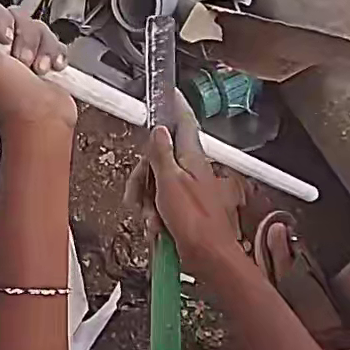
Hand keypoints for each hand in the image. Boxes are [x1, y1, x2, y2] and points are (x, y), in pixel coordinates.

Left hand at [0, 0, 76, 134]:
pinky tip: (49, 70)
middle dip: (23, 36)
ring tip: (34, 68)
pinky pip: (55, 40)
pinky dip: (55, 55)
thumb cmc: (8, 101)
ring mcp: (23, 53)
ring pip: (37, 26)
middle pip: (15, 14)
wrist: (42, 123)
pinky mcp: (45, 58)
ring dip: (40, 48)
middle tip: (18, 58)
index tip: (0, 37)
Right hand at [127, 93, 249, 278]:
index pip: (184, 121)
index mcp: (191, 156)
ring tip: (151, 217)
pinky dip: (153, 212)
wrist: (209, 258)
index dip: (175, 105)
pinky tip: (156, 226)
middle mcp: (191, 168)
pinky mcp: (182, 207)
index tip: (169, 91)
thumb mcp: (170, 183)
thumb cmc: (195, 222)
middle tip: (140, 192)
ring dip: (146, 199)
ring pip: (154, 180)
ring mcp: (186, 188)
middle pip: (158, 156)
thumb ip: (161, 154)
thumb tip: (159, 129)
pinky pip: (158, 201)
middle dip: (142, 175)